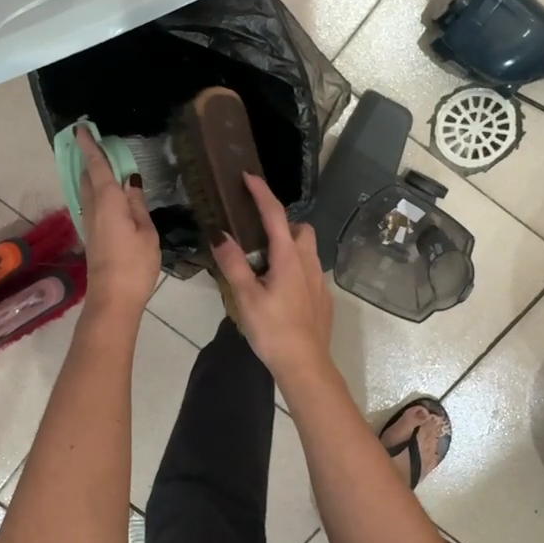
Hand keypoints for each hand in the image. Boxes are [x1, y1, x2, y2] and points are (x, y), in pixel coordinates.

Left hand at [76, 125, 159, 315]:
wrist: (113, 299)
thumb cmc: (134, 264)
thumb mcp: (146, 231)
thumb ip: (137, 204)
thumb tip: (130, 180)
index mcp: (108, 201)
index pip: (97, 166)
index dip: (89, 146)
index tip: (81, 128)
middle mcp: (93, 208)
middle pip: (88, 176)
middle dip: (89, 158)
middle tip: (96, 142)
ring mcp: (90, 223)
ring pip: (87, 190)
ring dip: (92, 174)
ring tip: (102, 162)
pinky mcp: (92, 235)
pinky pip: (91, 203)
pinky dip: (96, 190)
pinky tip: (107, 193)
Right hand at [211, 174, 335, 388]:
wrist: (306, 365)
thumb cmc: (273, 330)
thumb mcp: (246, 297)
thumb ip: (233, 263)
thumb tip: (220, 234)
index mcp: (288, 257)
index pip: (275, 214)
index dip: (262, 193)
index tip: (248, 176)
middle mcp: (309, 263)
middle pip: (299, 229)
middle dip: (282, 224)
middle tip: (257, 236)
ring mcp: (320, 281)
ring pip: (307, 251)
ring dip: (289, 247)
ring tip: (265, 265)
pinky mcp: (323, 299)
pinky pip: (310, 272)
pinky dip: (295, 269)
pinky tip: (280, 291)